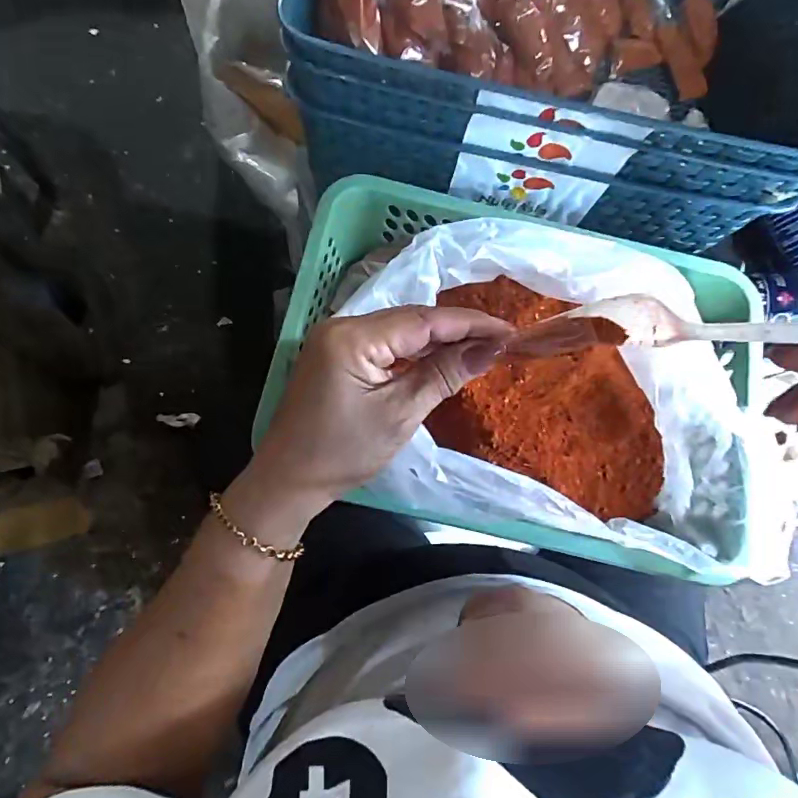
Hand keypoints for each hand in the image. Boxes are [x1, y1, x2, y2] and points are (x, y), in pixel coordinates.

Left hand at [246, 305, 513, 513]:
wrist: (288, 478)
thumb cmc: (342, 452)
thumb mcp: (399, 414)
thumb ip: (442, 375)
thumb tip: (489, 349)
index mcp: (352, 336)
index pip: (423, 320)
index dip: (470, 324)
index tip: (510, 331)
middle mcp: (341, 325)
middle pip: (410, 319)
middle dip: (456, 330)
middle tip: (500, 342)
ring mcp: (334, 339)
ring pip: (397, 330)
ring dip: (436, 340)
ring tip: (479, 348)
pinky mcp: (334, 354)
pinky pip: (382, 344)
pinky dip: (411, 351)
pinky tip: (438, 358)